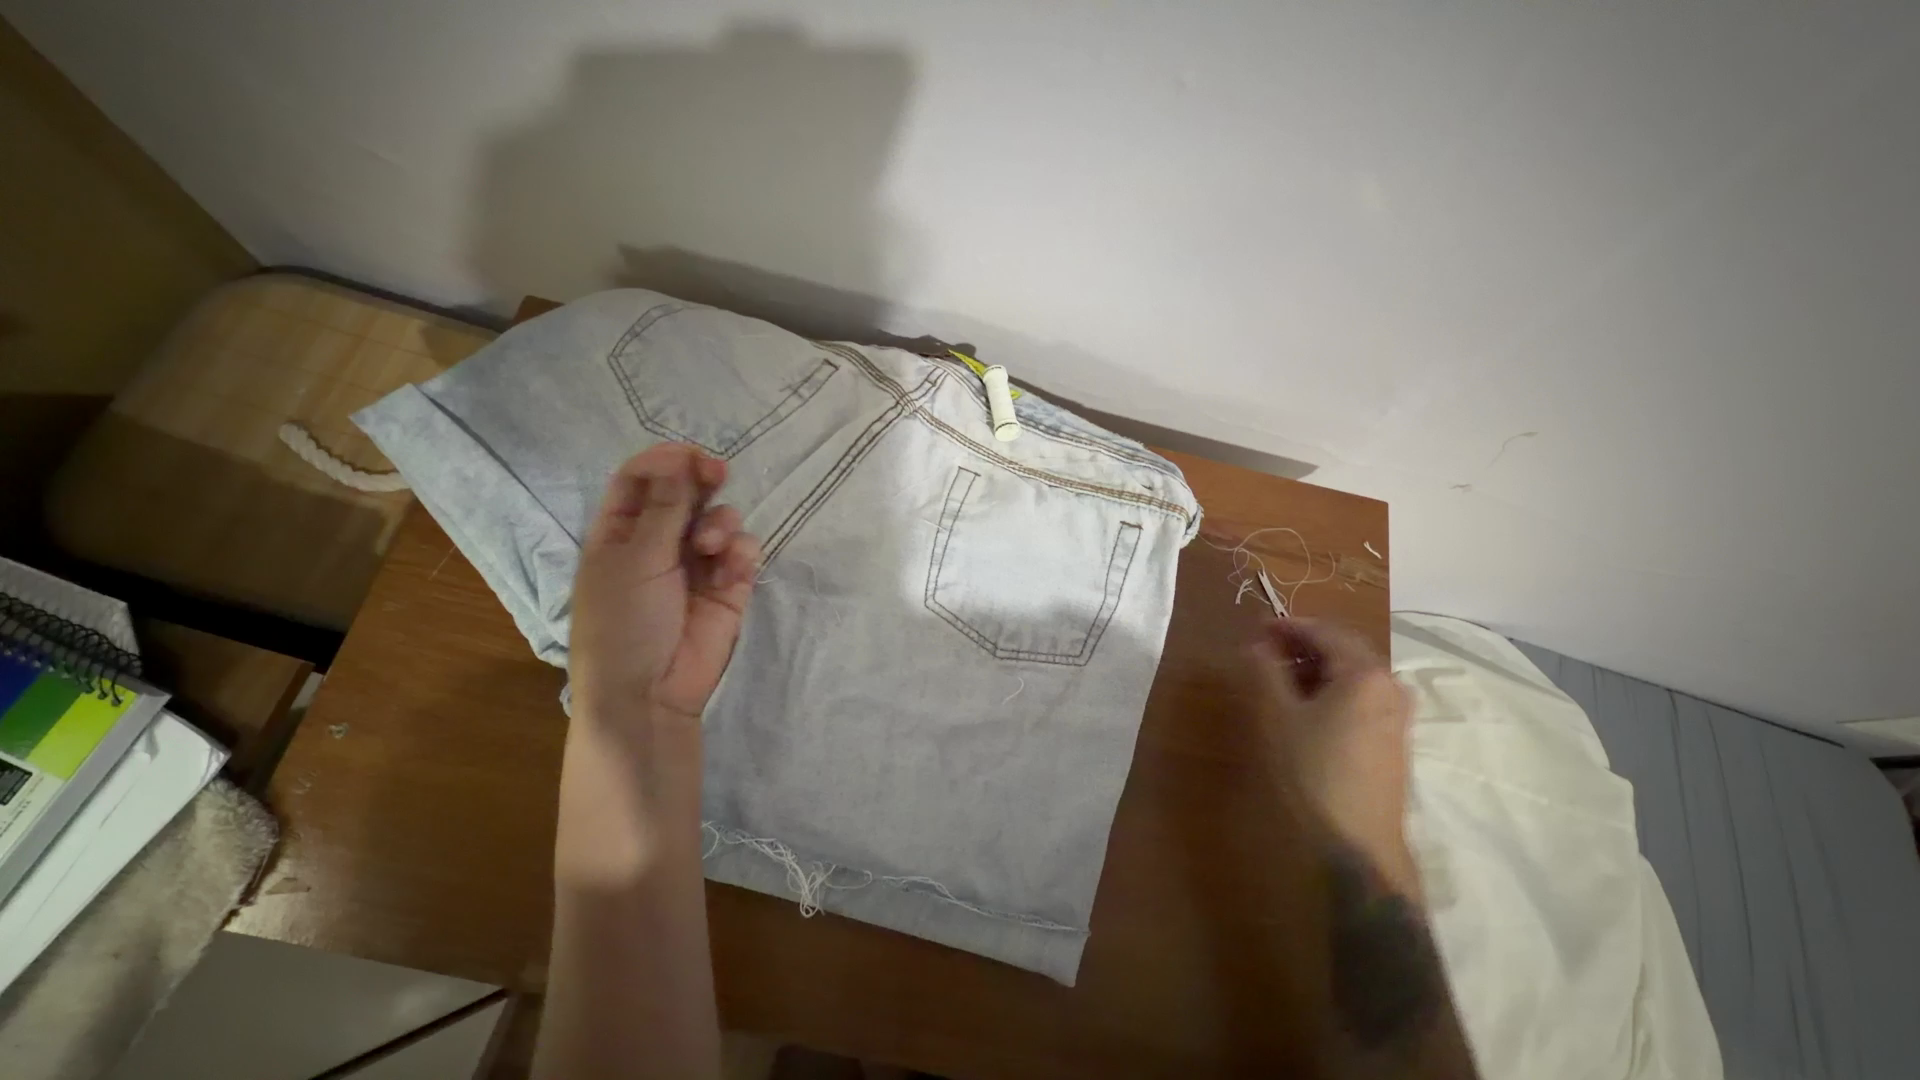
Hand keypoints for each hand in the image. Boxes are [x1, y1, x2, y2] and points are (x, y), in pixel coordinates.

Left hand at [570, 443, 762, 723]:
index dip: (665, 462)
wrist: (648, 694)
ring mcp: (695, 566)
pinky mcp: (727, 589)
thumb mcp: (636, 559)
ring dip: (720, 523)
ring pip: (718, 520)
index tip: (691, 456)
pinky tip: (733, 567)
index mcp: (619, 533)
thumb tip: (677, 456)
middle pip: (684, 494)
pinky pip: (741, 553)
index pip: (641, 481)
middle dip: (701, 481)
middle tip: (717, 474)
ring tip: (713, 546)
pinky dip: (741, 553)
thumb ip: (665, 506)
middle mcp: (657, 544)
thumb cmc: (623, 623)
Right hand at [1249, 619, 1416, 895]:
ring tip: (1280, 677)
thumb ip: (1266, 673)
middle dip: (1305, 645)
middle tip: (1266, 649)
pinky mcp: (1393, 739)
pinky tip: (1306, 706)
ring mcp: (1397, 714)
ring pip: (1353, 675)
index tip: (1257, 628)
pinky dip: (1332, 690)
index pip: (1325, 632)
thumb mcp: (1278, 717)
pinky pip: (1361, 697)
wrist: (1358, 844)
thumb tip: (1258, 646)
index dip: (1288, 626)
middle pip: (1344, 649)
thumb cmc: (1313, 773)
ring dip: (1317, 668)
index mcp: (1365, 673)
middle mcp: (1390, 686)